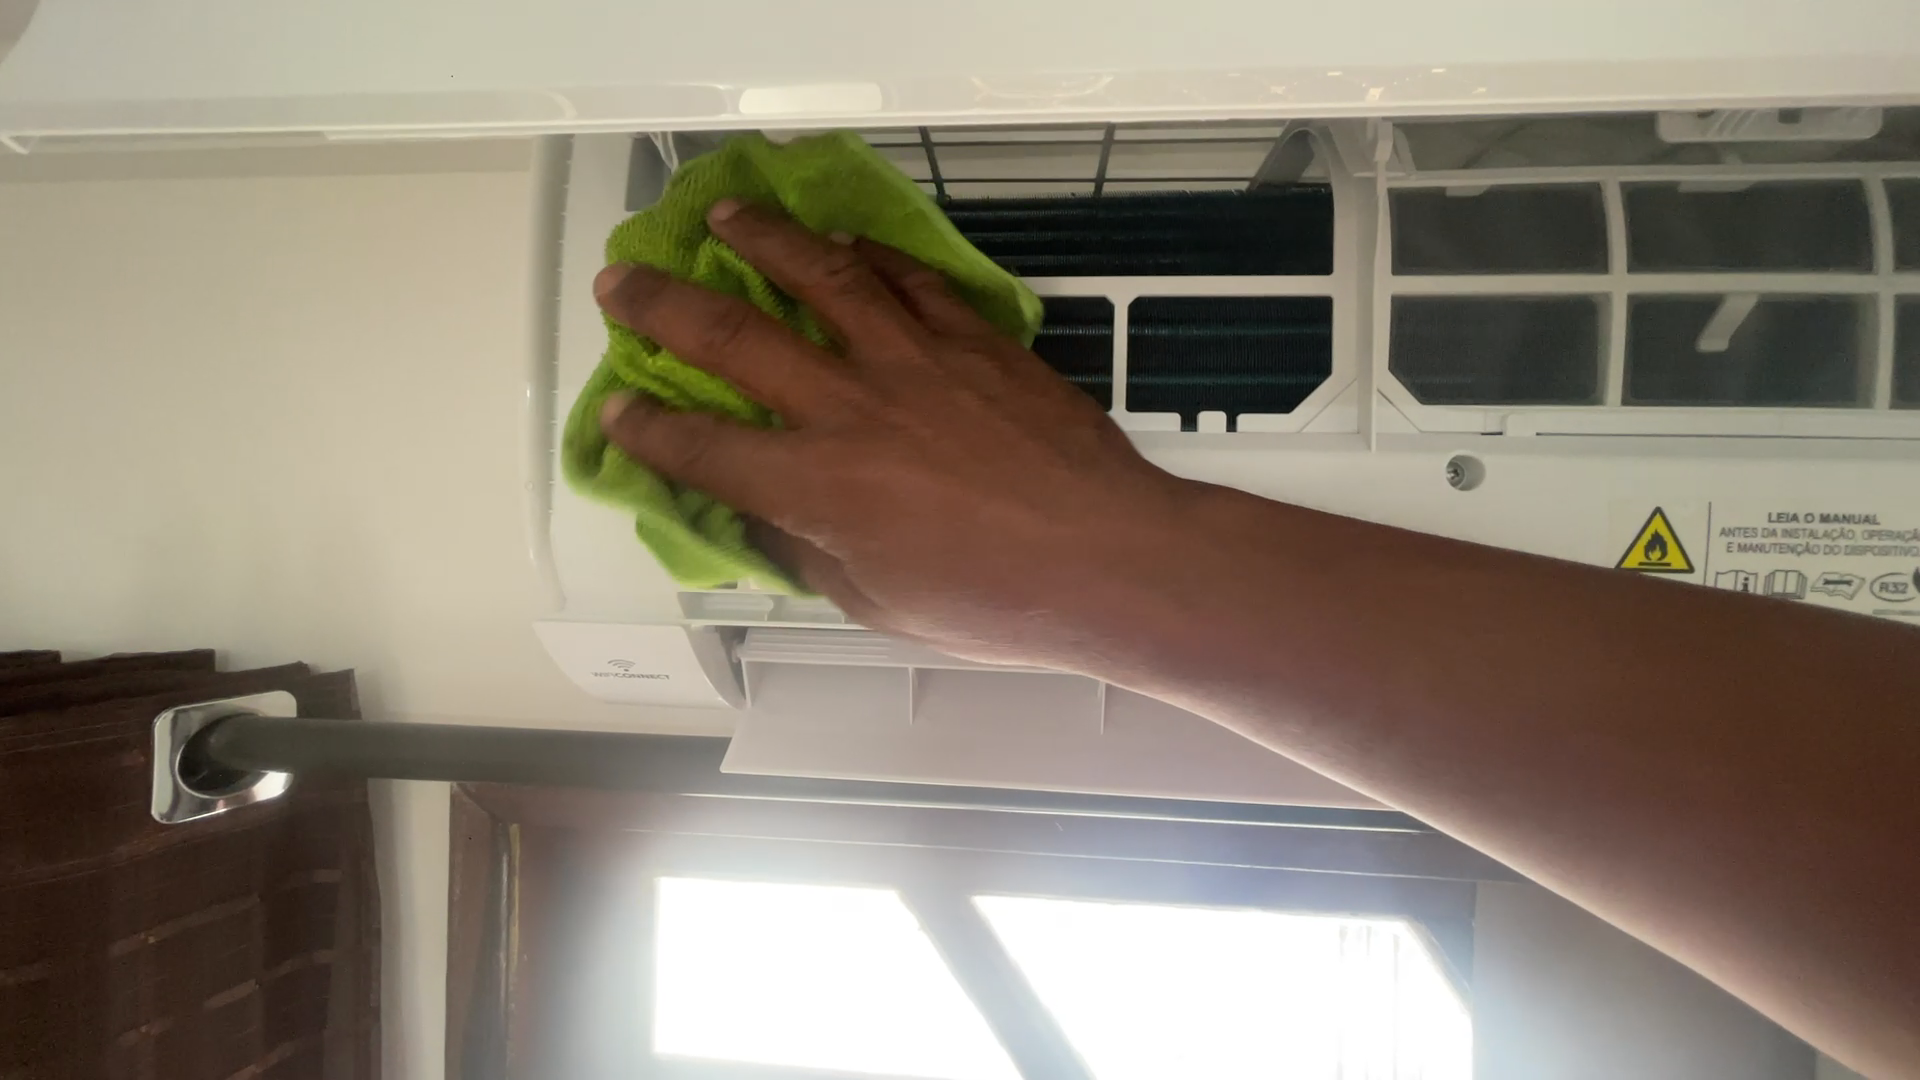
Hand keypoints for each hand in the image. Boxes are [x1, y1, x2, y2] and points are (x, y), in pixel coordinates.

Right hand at [593, 198, 1200, 669]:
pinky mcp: (975, 342)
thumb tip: (780, 519)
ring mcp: (916, 363)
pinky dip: (871, 259)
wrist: (1105, 560)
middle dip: (663, 308)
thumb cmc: (994, 604)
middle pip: (735, 341)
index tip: (615, 409)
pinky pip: (911, 283)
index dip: (648, 431)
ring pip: (822, 281)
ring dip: (763, 243)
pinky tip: (848, 247)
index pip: (705, 450)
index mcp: (820, 489)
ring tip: (724, 218)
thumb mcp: (881, 606)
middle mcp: (853, 410)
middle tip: (621, 282)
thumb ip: (818, 555)